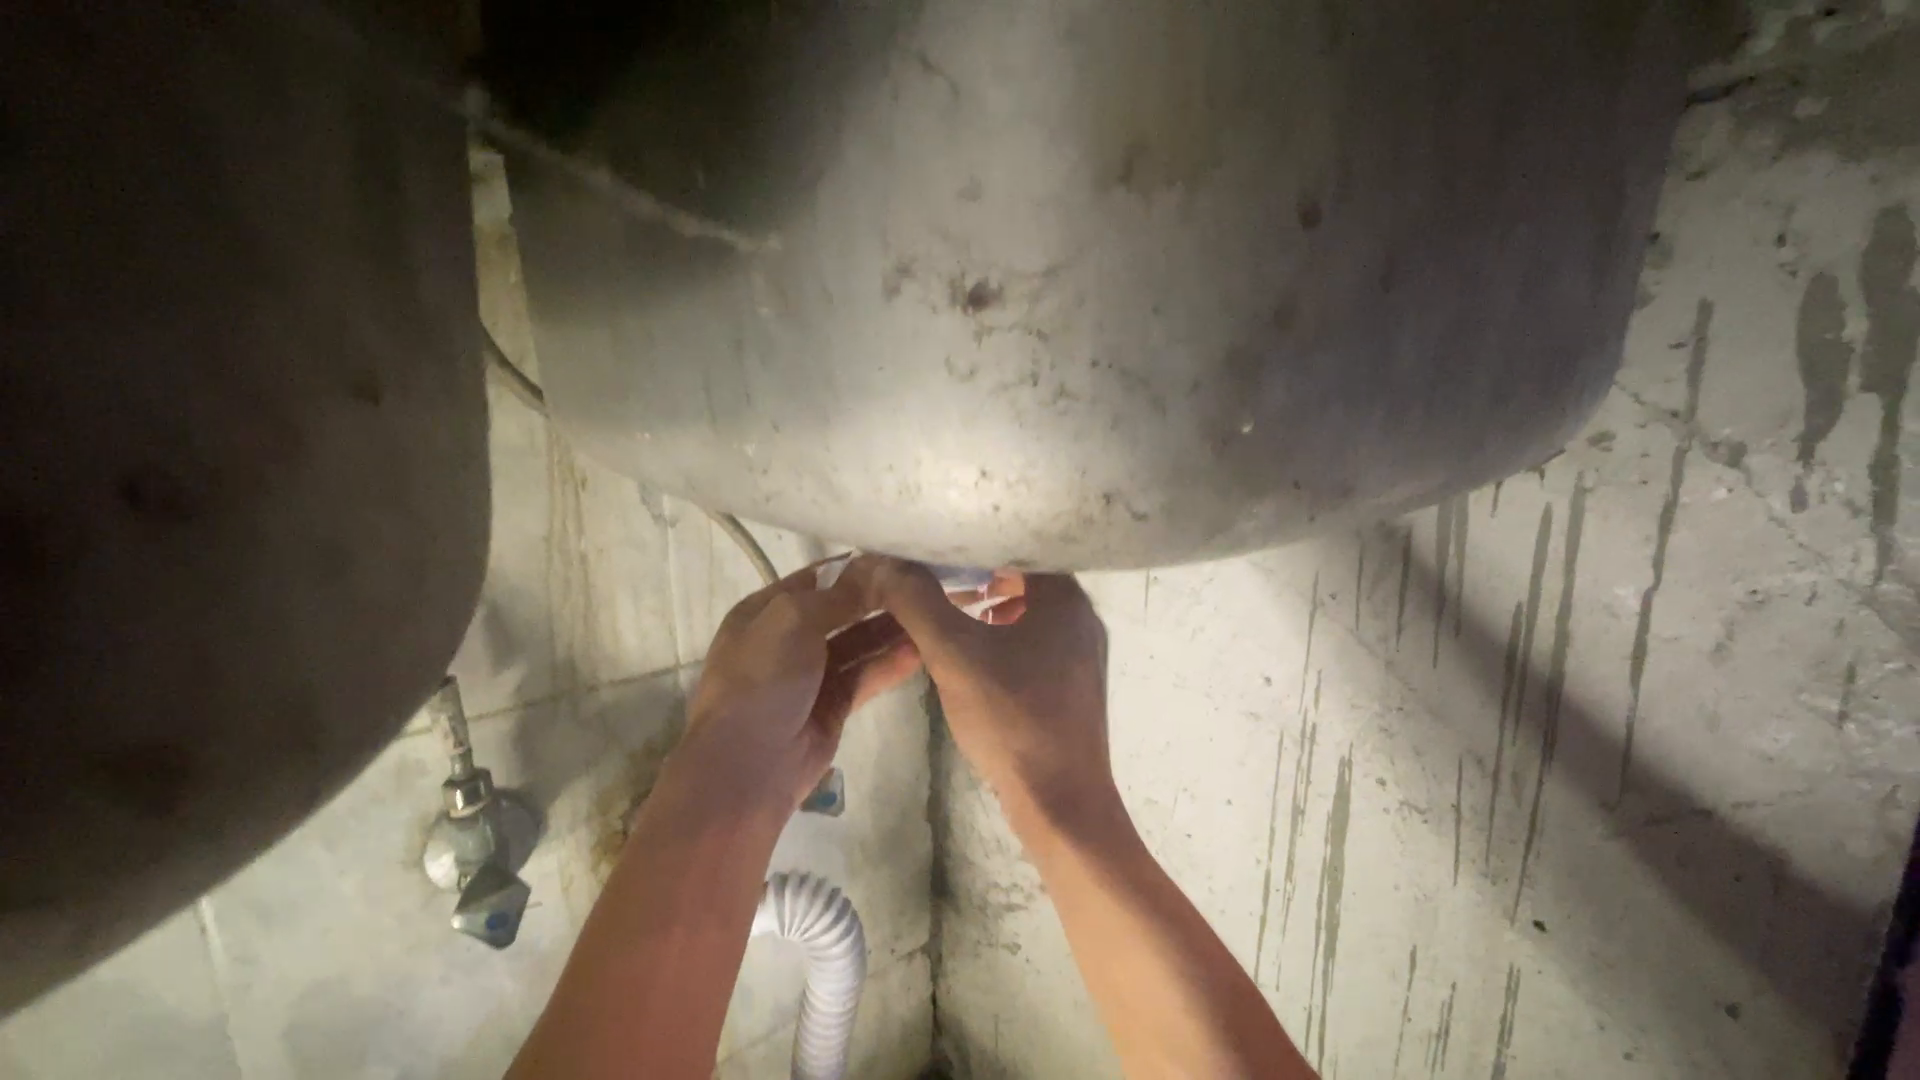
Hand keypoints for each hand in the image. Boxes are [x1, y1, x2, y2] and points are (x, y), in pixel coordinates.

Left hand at [677, 558, 922, 811]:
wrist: (746, 766)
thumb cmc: (761, 680)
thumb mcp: (792, 620)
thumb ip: (837, 595)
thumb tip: (873, 571)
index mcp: (765, 611)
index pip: (817, 578)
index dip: (856, 568)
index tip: (900, 559)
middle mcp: (787, 638)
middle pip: (842, 610)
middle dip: (881, 600)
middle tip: (927, 586)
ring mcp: (811, 674)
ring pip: (858, 644)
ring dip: (891, 631)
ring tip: (932, 617)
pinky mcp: (832, 706)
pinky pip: (865, 676)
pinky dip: (889, 665)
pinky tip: (920, 652)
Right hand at [860, 558, 1114, 824]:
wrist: (1061, 802)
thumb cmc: (1010, 720)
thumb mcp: (952, 655)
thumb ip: (917, 603)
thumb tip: (882, 562)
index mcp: (1063, 596)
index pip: (1015, 543)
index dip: (971, 540)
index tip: (932, 542)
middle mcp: (1081, 614)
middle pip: (1023, 573)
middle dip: (978, 569)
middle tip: (932, 569)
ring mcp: (1082, 649)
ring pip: (1029, 607)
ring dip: (990, 601)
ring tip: (948, 601)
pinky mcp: (1074, 680)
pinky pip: (1035, 635)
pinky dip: (1004, 631)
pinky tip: (973, 646)